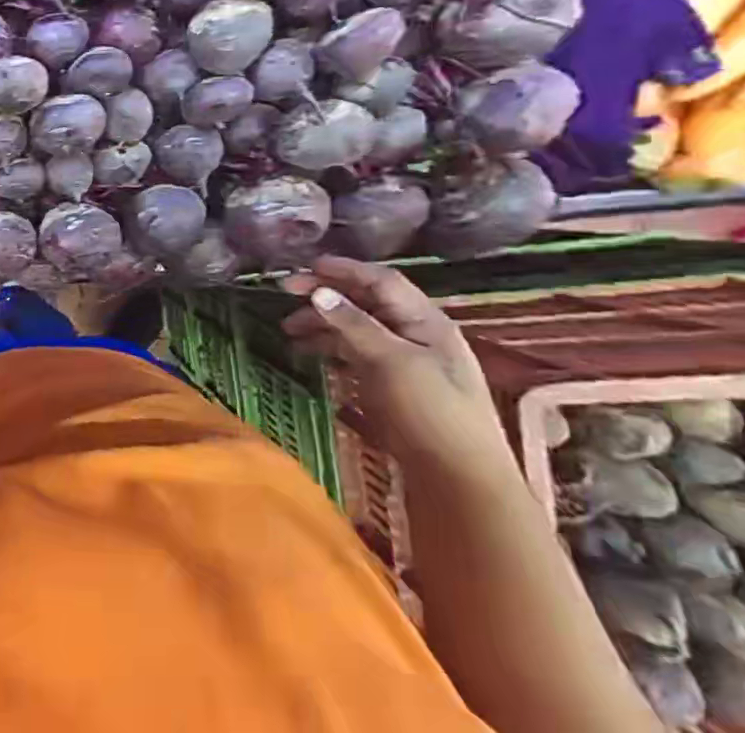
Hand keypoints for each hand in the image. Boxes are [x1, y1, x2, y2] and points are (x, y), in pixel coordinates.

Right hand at [282, 256, 512, 476]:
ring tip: (288, 331)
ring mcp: (404, 361)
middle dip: (325, 295)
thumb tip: (318, 292)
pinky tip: (309, 355)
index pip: (380, 281)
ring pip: (356, 329)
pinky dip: (330, 349)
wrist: (458, 477)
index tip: (305, 266)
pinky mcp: (392, 385)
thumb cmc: (430, 411)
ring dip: (322, 324)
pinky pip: (355, 354)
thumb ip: (354, 324)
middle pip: (365, 303)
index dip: (344, 270)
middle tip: (285, 294)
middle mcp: (415, 334)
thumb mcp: (390, 361)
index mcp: (425, 321)